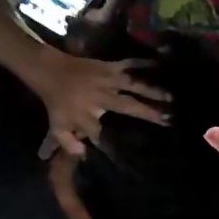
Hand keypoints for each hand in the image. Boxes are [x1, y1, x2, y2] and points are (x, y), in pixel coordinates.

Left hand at [31, 50, 170, 158]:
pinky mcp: (108, 66)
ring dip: (152, 91)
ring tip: (171, 98)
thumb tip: (85, 155)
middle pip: (127, 106)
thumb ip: (68, 142)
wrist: (47, 70)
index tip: (131, 153)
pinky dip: (142, 63)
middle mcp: (101, 97)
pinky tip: (159, 63)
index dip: (114, 143)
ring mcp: (106, 80)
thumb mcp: (57, 126)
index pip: (102, 133)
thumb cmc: (56, 101)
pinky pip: (128, 64)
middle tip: (168, 120)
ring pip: (132, 85)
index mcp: (87, 114)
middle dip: (148, 113)